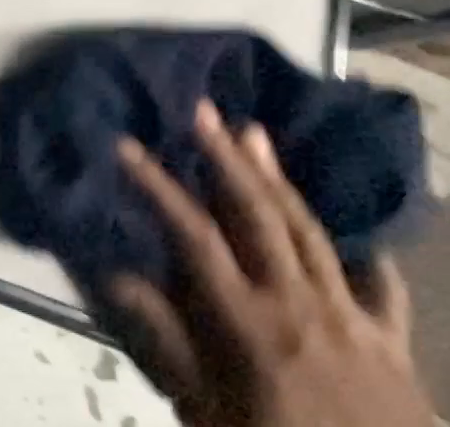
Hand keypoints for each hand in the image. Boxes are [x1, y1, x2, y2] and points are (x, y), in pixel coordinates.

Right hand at [110, 100, 433, 426]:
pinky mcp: (393, 342)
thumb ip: (165, 341)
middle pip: (260, 218)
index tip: (125, 145)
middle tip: (204, 111)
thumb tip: (116, 275)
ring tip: (257, 135)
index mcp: (249, 320)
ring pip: (313, 234)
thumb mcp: (203, 409)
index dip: (158, 186)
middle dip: (228, 160)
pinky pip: (379, 285)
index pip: (194, 236)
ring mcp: (353, 319)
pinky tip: (350, 226)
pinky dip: (362, 250)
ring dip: (280, 180)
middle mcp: (300, 305)